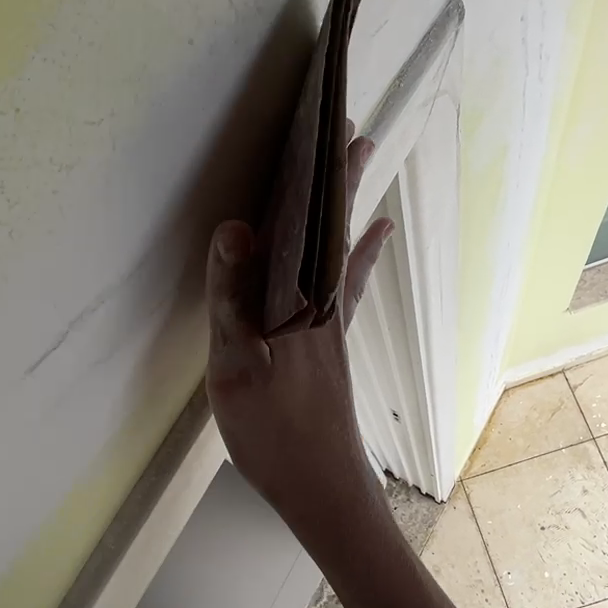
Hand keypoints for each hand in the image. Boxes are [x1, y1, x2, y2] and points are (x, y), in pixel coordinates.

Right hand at [204, 131, 393, 523]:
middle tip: (350, 125)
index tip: (335, 120)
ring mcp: (332, 319)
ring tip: (359, 159)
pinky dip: (361, 249)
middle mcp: (325, 298)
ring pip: (342, 244)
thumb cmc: (276, 431)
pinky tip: (375, 235)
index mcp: (303, 296)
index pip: (320, 217)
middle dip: (342, 172)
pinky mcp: (331, 341)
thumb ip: (232, 297)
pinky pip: (347, 278)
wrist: (323, 487)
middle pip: (337, 222)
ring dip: (349, 201)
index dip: (328, 168)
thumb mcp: (236, 366)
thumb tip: (236, 227)